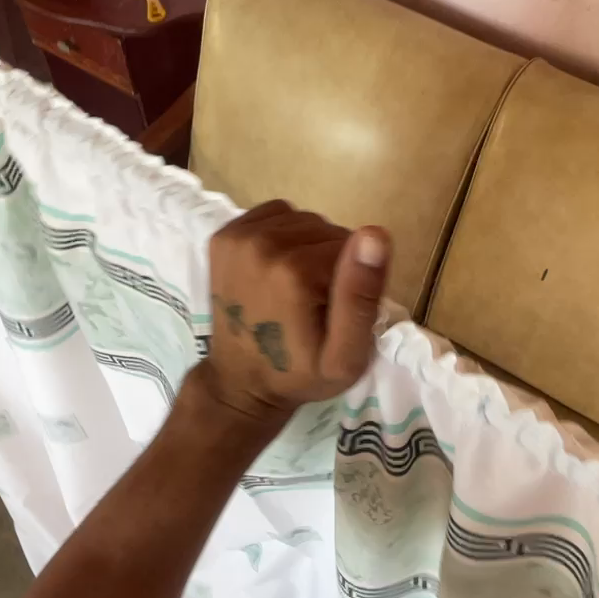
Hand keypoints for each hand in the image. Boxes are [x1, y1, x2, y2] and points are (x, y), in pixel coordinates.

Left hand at [193, 200, 390, 428]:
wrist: (241, 383)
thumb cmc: (299, 374)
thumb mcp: (346, 356)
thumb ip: (362, 296)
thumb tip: (374, 233)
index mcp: (295, 271)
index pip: (353, 248)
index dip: (353, 280)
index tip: (336, 312)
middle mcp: (263, 244)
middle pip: (326, 231)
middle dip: (331, 262)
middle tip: (317, 303)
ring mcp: (239, 237)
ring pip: (304, 220)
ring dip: (309, 247)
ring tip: (297, 287)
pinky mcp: (224, 235)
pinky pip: (276, 214)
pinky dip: (285, 235)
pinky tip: (279, 269)